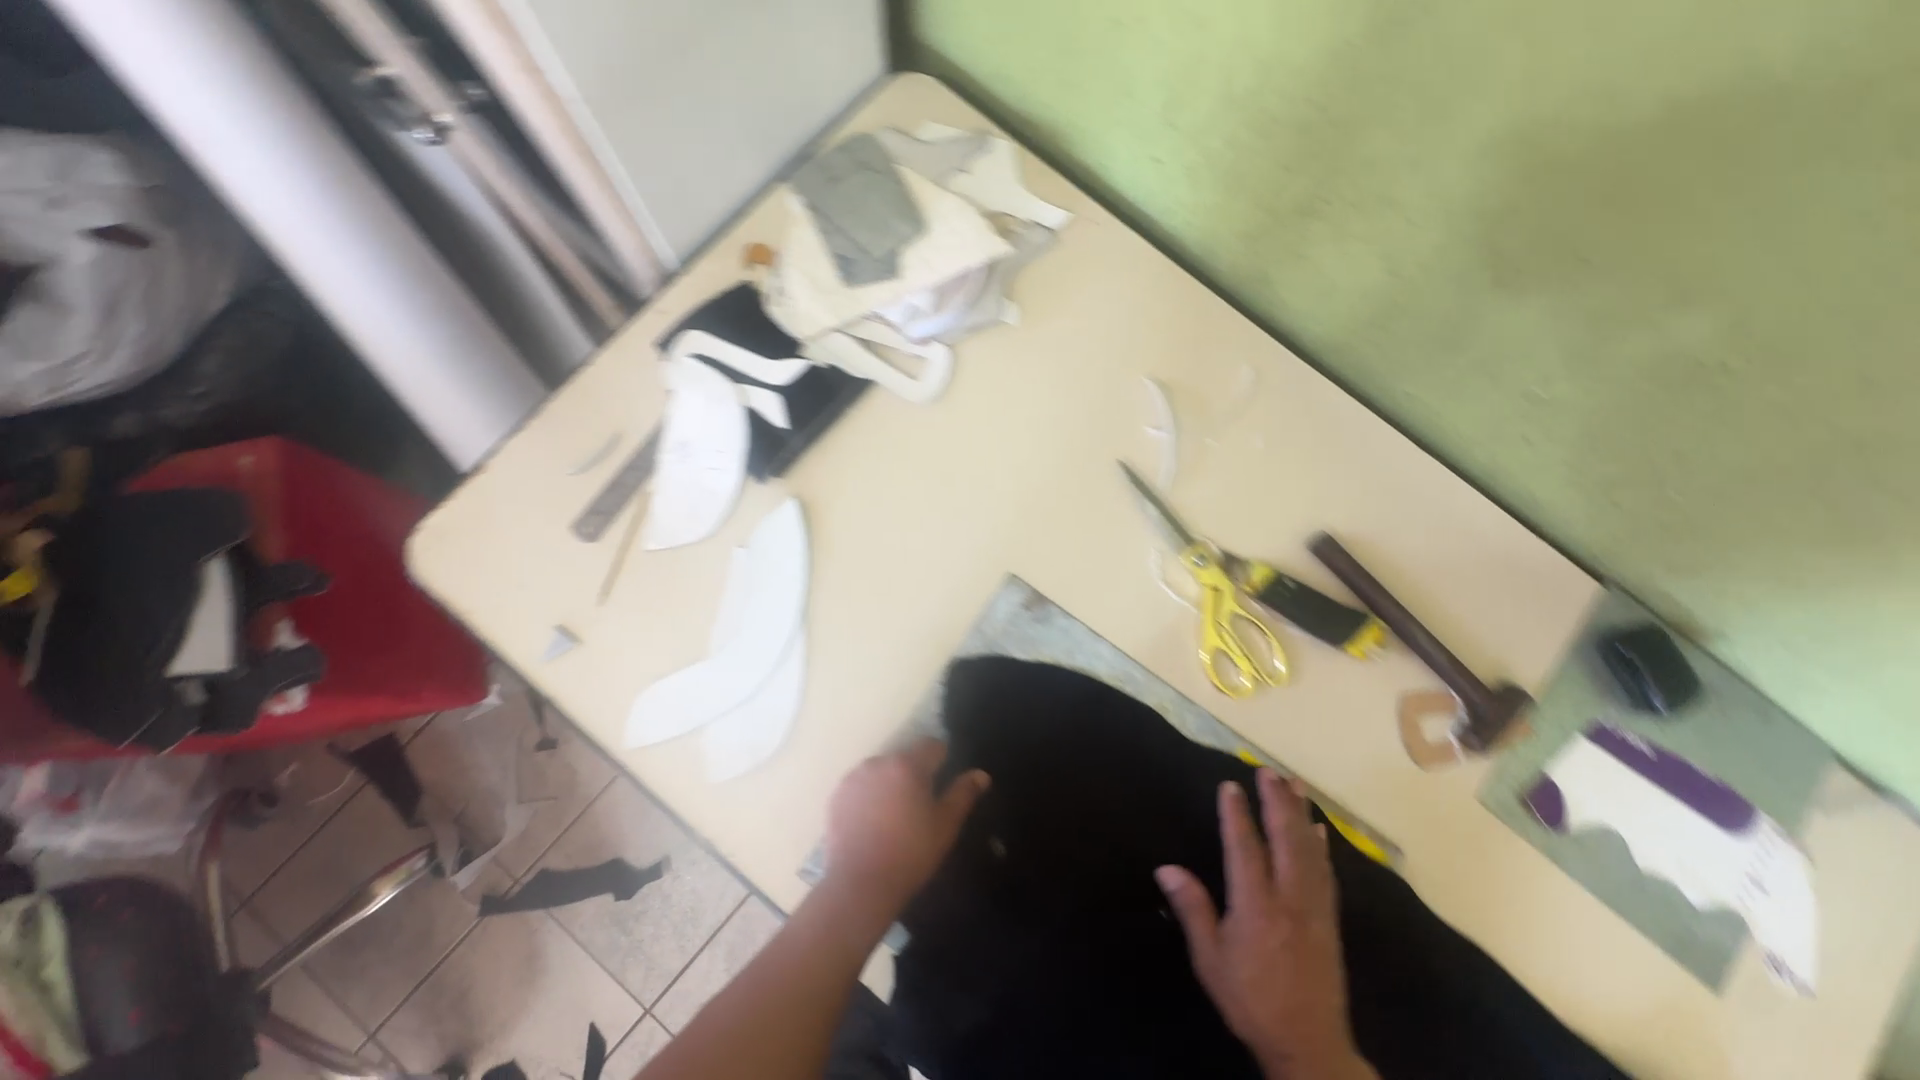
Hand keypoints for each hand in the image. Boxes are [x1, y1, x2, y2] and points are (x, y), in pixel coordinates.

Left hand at [823, 737, 989, 912]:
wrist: (860, 883)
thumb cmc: (911, 853)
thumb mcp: (946, 825)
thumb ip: (964, 794)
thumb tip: (980, 774)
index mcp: (907, 765)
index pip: (932, 745)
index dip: (942, 760)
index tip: (944, 783)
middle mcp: (878, 762)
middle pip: (904, 758)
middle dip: (914, 774)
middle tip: (920, 806)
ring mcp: (853, 778)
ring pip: (880, 772)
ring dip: (890, 784)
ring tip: (894, 817)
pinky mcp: (836, 796)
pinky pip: (860, 787)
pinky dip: (869, 796)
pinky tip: (872, 823)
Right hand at [1157, 770, 1374, 1079]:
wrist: (1308, 1042)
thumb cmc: (1250, 1000)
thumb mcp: (1210, 960)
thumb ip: (1193, 910)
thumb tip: (1167, 868)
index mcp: (1255, 906)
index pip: (1244, 848)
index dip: (1236, 814)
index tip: (1230, 786)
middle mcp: (1289, 898)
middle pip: (1285, 838)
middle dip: (1276, 802)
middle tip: (1268, 772)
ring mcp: (1314, 908)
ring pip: (1310, 850)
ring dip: (1301, 814)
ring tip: (1296, 785)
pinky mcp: (1330, 920)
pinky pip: (1327, 872)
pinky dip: (1322, 846)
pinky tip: (1320, 831)